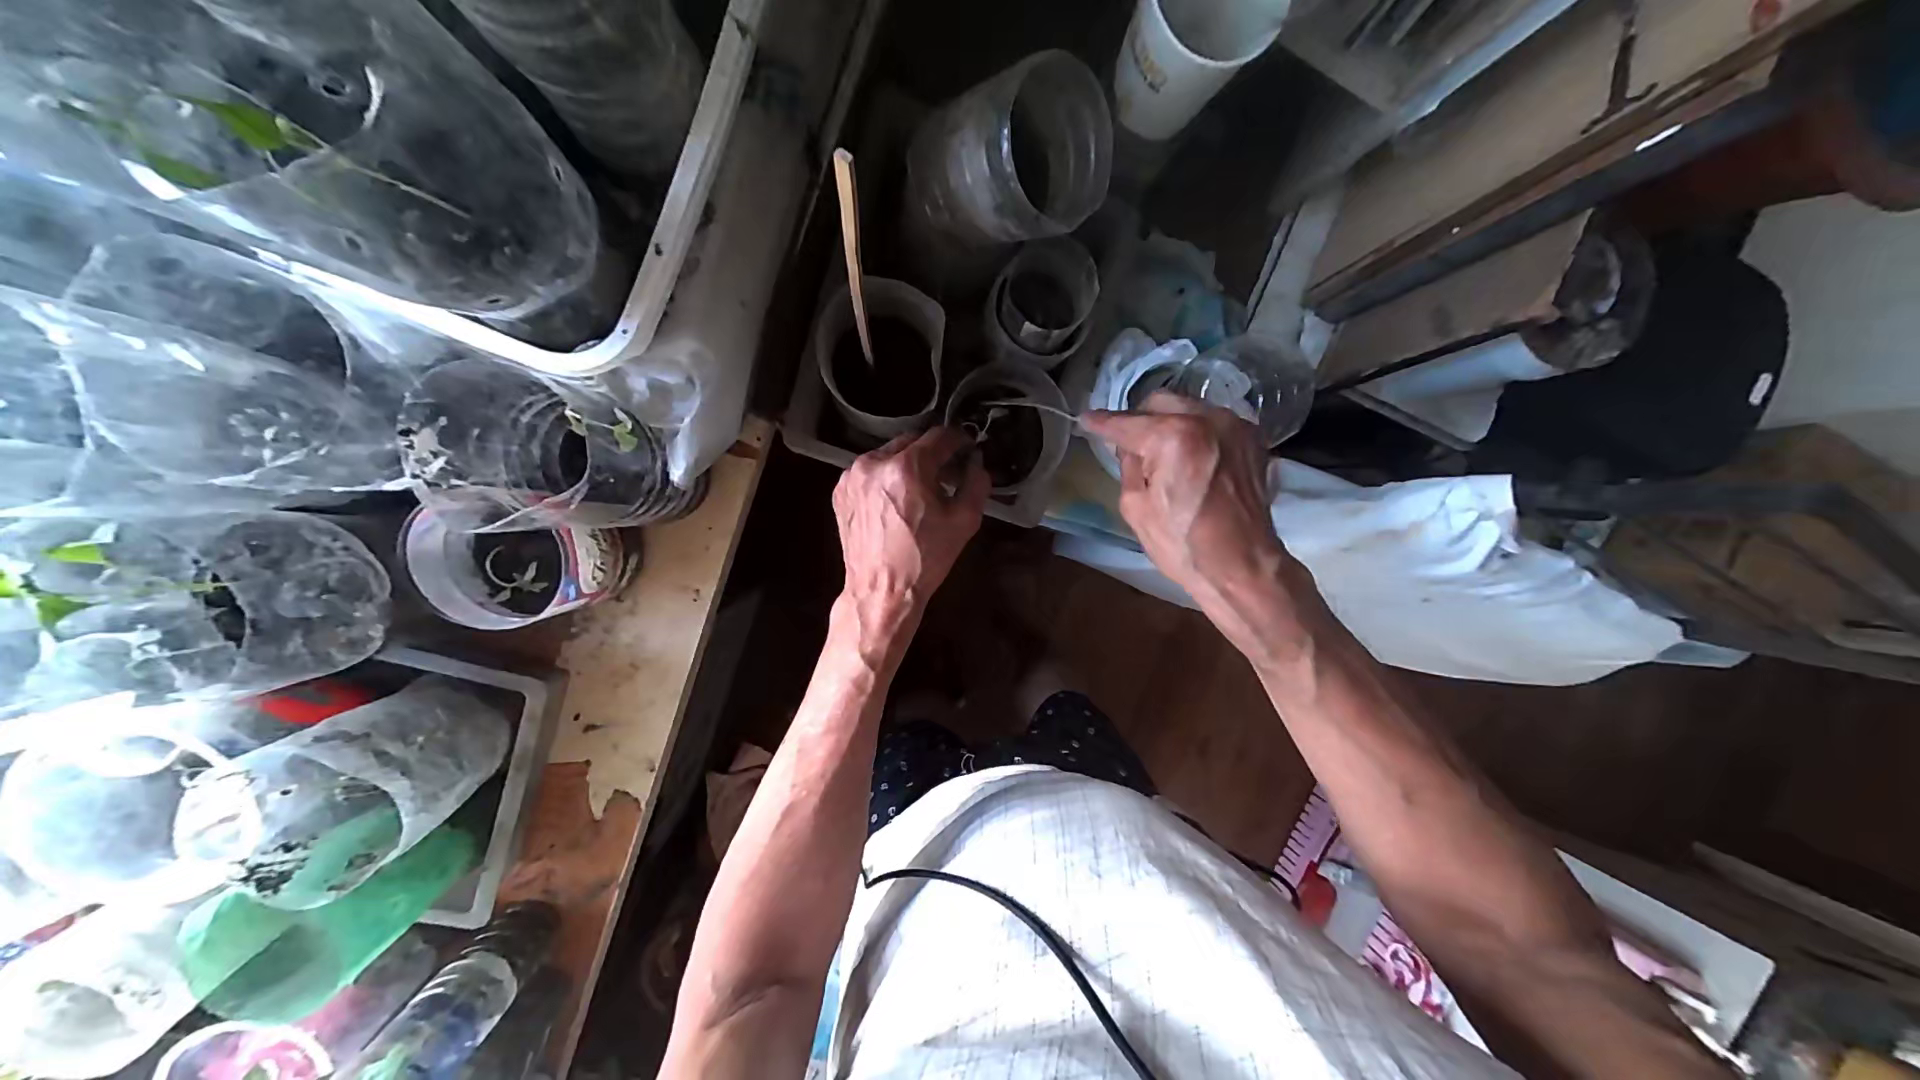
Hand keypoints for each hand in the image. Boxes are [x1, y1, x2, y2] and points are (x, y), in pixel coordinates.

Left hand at [832, 426, 988, 649]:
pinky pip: (870, 473)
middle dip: (932, 455)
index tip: (968, 449)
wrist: (881, 592)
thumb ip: (976, 483)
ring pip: (889, 456)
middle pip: (911, 442)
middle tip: (947, 475)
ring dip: (908, 465)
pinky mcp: (841, 492)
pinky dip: (886, 480)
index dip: (959, 440)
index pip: (939, 436)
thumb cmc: (924, 560)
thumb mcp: (964, 522)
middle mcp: (873, 464)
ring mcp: (852, 477)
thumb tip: (977, 463)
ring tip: (920, 493)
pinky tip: (896, 504)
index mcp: (905, 468)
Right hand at [1081, 393, 1296, 640]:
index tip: (1085, 420)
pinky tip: (1189, 457)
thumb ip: (1127, 465)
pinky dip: (1195, 432)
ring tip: (1162, 454)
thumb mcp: (1135, 507)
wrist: (1242, 565)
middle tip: (1128, 444)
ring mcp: (1234, 425)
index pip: (1126, 422)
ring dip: (1169, 423)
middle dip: (1139, 419)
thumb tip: (1127, 445)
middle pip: (1159, 402)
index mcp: (1172, 437)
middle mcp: (1207, 418)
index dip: (1101, 422)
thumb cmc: (1182, 545)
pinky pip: (1212, 421)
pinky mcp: (1252, 437)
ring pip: (1188, 407)